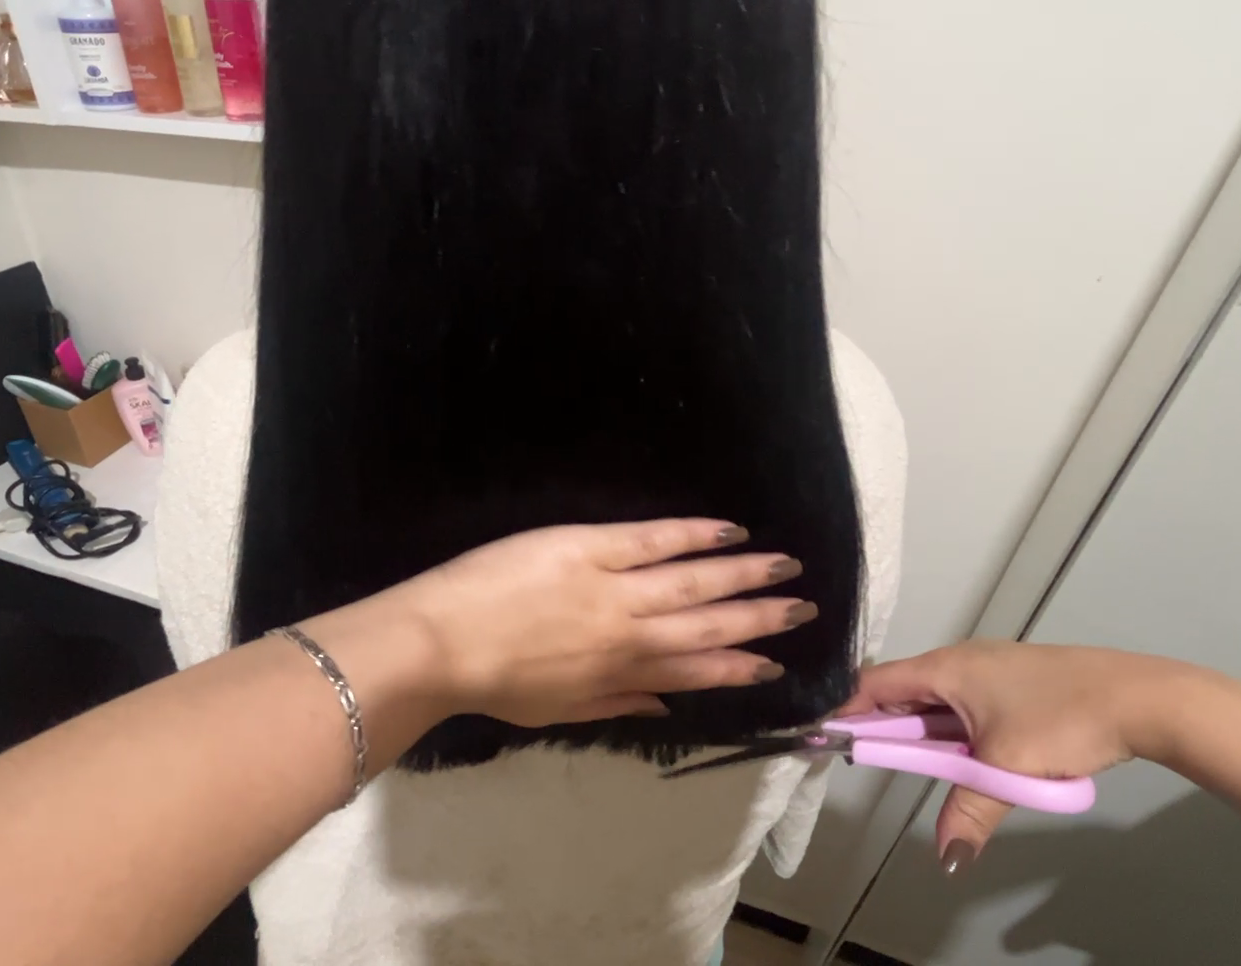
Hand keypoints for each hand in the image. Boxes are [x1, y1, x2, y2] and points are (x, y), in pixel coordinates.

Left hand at [375, 519, 815, 726]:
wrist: (437, 643)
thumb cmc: (490, 681)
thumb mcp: (554, 711)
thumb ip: (615, 706)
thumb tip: (662, 706)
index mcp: (618, 675)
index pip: (691, 671)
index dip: (736, 668)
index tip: (773, 663)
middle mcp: (629, 635)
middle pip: (706, 626)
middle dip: (758, 619)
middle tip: (803, 608)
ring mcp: (613, 588)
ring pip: (692, 582)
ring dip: (742, 575)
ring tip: (784, 567)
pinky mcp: (589, 548)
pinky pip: (652, 540)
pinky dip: (693, 535)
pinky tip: (727, 528)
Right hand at [839, 642, 1202, 867]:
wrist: (1143, 697)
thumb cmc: (1062, 720)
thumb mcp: (1008, 768)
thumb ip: (970, 811)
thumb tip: (947, 860)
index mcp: (944, 668)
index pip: (875, 682)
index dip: (849, 707)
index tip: (828, 734)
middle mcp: (958, 660)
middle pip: (904, 690)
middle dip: (885, 724)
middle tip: (869, 757)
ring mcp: (988, 668)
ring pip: (937, 699)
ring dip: (923, 729)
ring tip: (917, 761)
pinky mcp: (1014, 681)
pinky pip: (964, 702)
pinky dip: (951, 727)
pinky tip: (963, 751)